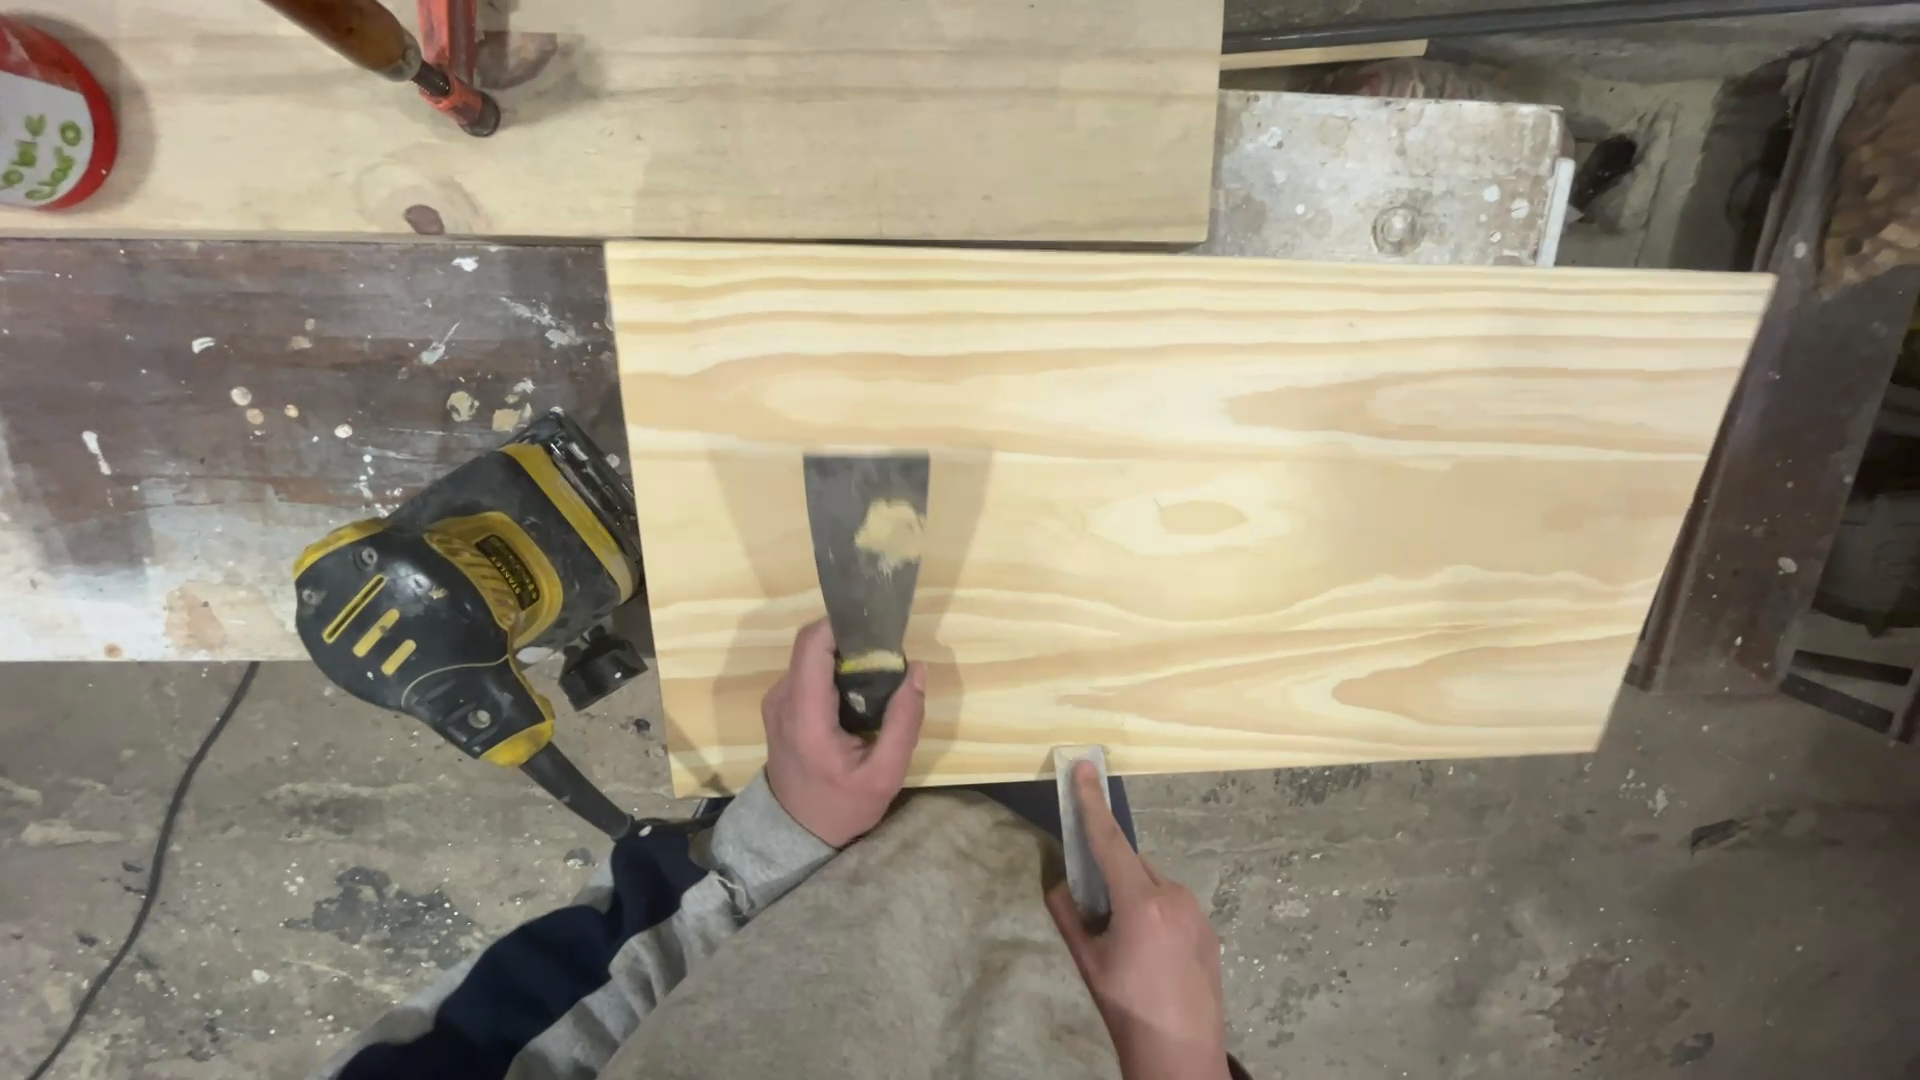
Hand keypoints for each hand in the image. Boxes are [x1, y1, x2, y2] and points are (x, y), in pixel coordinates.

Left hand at [761, 619, 927, 847]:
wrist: (797, 834)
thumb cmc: (843, 806)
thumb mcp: (886, 774)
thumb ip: (904, 721)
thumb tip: (917, 669)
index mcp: (805, 716)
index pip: (812, 644)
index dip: (842, 626)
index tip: (878, 632)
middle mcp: (782, 700)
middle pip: (813, 645)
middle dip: (851, 643)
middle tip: (887, 662)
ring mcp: (777, 701)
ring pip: (811, 656)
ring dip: (844, 660)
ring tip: (876, 684)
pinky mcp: (780, 705)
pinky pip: (808, 672)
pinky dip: (834, 674)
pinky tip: (856, 699)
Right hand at [1046, 761, 1228, 1079]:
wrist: (1180, 1058)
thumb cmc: (1126, 1008)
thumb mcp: (1086, 962)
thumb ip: (1067, 913)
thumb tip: (1058, 880)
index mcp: (1140, 903)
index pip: (1109, 840)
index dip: (1092, 802)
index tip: (1084, 766)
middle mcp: (1174, 897)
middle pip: (1132, 863)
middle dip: (1113, 873)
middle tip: (1100, 910)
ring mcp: (1197, 913)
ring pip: (1154, 883)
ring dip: (1136, 894)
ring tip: (1130, 941)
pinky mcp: (1209, 929)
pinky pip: (1174, 904)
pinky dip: (1157, 912)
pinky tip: (1154, 952)